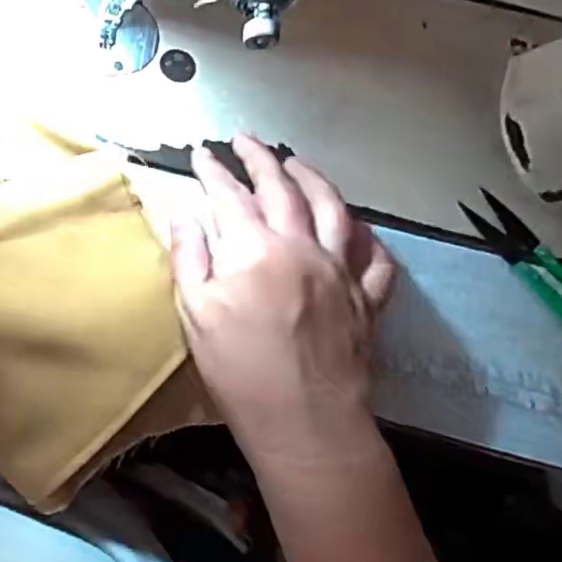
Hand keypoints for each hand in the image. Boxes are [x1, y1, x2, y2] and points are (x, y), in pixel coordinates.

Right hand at [168, 134, 397, 475]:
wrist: (305, 423)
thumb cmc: (237, 367)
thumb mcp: (194, 311)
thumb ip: (190, 256)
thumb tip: (186, 214)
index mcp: (256, 251)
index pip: (230, 196)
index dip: (213, 171)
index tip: (200, 153)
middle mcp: (303, 249)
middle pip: (283, 189)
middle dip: (260, 158)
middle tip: (244, 139)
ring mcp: (341, 272)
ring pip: (333, 210)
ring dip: (313, 178)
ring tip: (296, 161)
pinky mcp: (367, 299)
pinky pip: (375, 257)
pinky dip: (365, 235)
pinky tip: (355, 226)